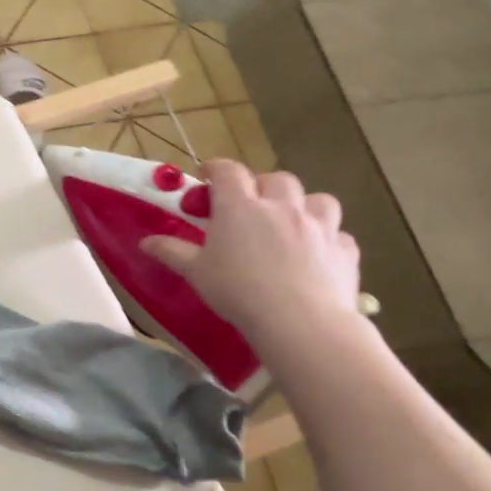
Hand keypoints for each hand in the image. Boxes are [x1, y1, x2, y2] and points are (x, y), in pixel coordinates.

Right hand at [142, 160, 360, 338]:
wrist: (301, 321)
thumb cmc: (238, 291)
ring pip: (317, 199)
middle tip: (249, 205)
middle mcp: (282, 207)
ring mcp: (319, 226)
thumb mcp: (195, 272)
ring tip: (290, 223)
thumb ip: (171, 251)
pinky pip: (338, 234)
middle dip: (262, 185)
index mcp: (241, 207)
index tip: (207, 176)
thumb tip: (145, 242)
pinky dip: (327, 238)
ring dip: (303, 205)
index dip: (216, 169)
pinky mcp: (345, 249)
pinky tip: (316, 253)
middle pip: (276, 178)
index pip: (228, 171)